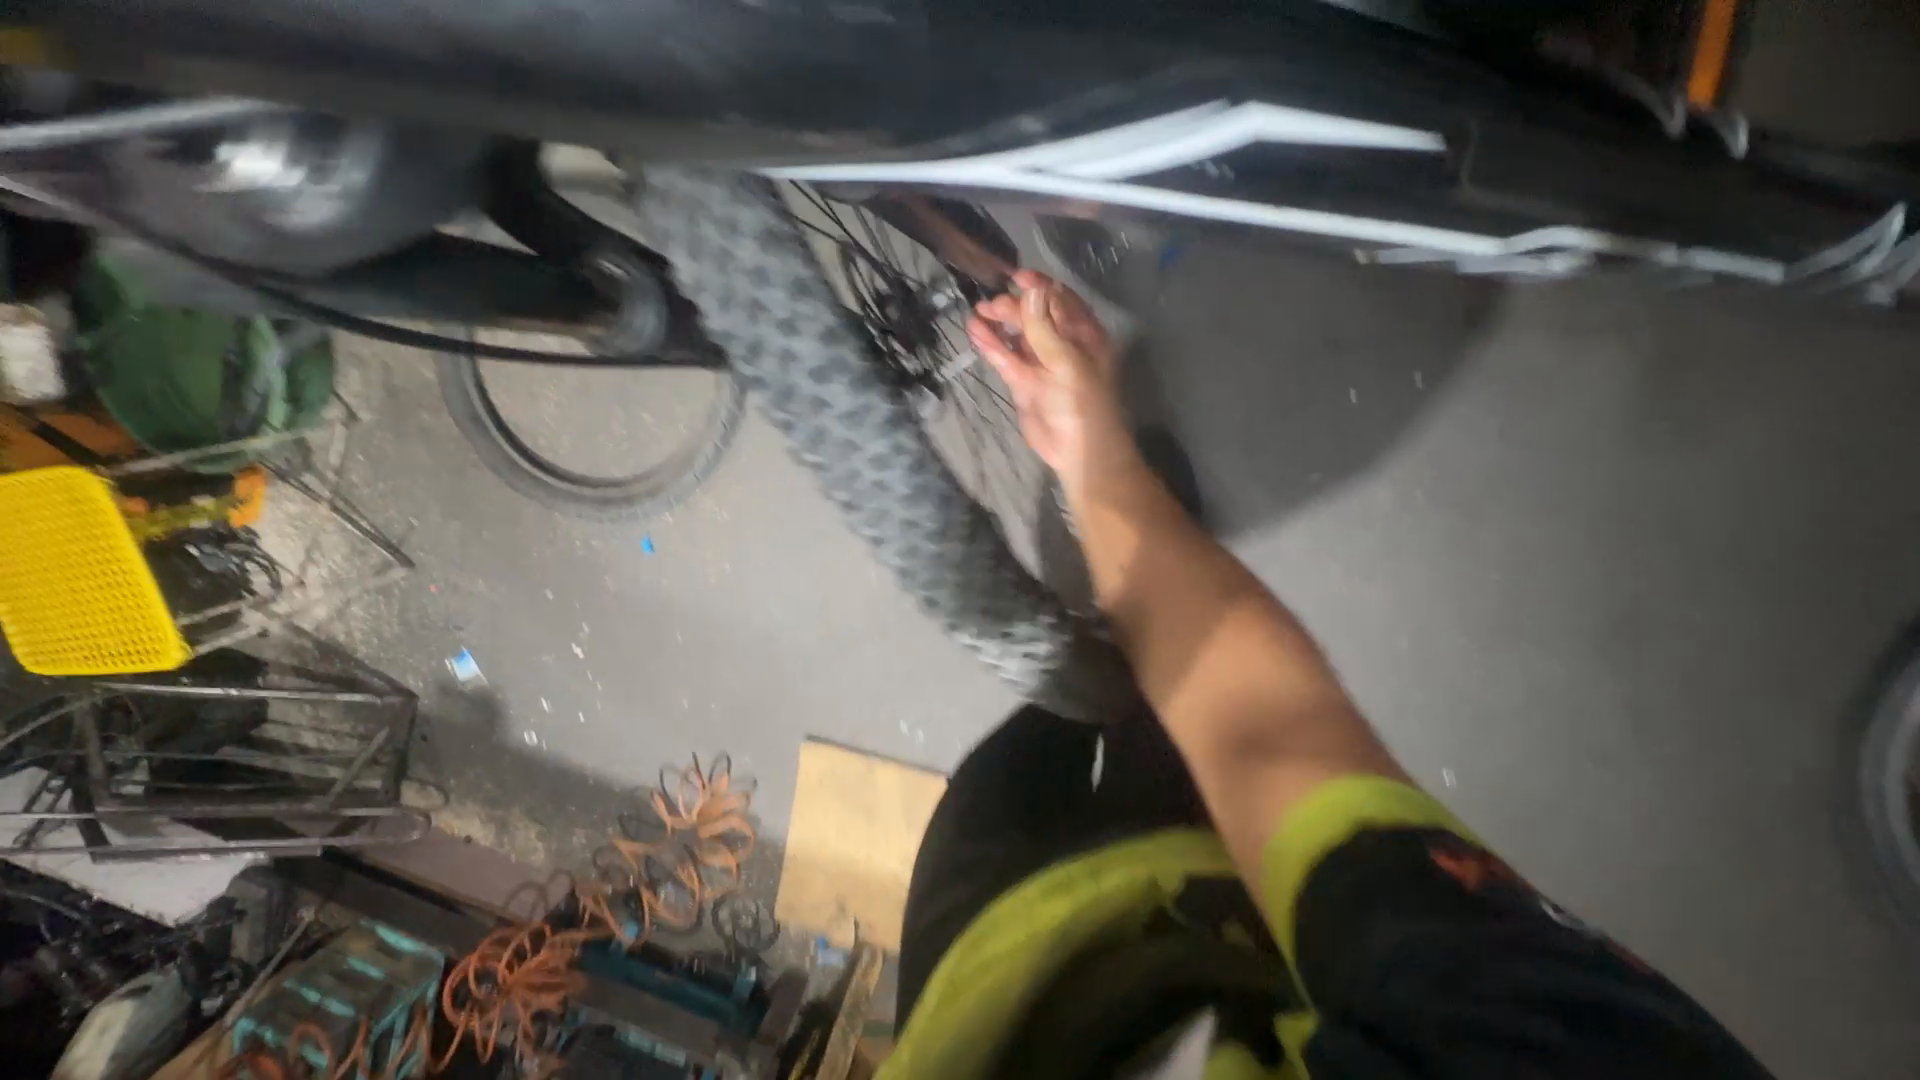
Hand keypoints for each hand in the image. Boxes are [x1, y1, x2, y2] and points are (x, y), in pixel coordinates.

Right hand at [966, 270, 1128, 492]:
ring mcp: (1041, 363)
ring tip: (978, 312)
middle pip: (1035, 316)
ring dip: (999, 322)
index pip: (1061, 301)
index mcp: (1083, 335)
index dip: (1040, 287)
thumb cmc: (1082, 402)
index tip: (1016, 277)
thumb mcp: (1066, 361)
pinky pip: (1005, 358)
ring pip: (1017, 336)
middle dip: (1014, 305)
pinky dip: (991, 344)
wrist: (1078, 449)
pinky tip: (975, 331)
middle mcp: (1062, 345)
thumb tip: (1031, 291)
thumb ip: (1045, 328)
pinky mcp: (1023, 383)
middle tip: (991, 303)